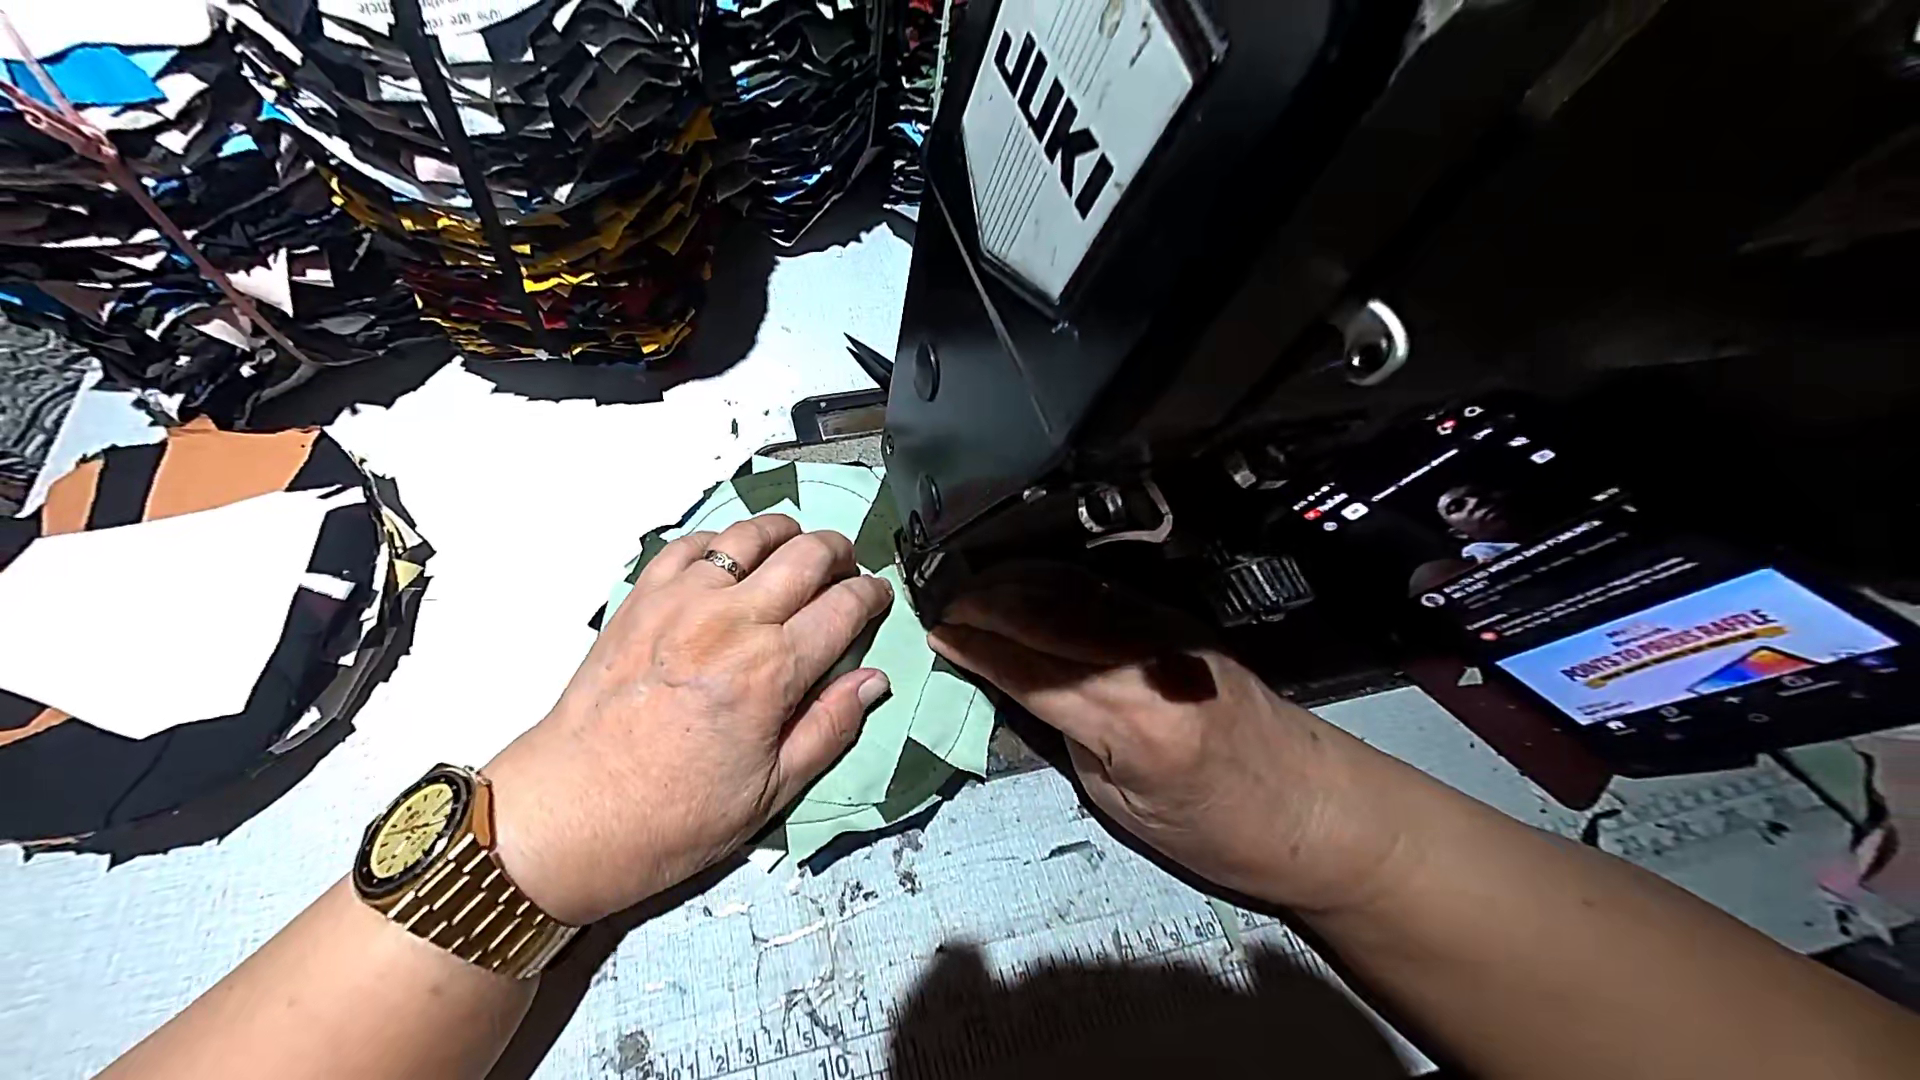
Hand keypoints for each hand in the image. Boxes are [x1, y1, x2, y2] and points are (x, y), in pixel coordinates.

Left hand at [484, 514, 892, 924]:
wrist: (565, 817)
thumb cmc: (672, 817)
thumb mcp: (772, 791)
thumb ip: (831, 727)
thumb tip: (874, 680)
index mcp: (771, 671)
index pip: (845, 606)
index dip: (873, 594)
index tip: (878, 596)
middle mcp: (731, 621)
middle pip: (808, 554)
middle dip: (840, 552)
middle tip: (845, 569)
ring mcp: (681, 602)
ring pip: (751, 535)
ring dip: (787, 533)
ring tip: (796, 549)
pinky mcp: (641, 599)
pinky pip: (691, 544)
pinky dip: (722, 542)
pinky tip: (731, 561)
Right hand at [929, 566, 1414, 914]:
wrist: (1314, 806)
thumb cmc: (1214, 829)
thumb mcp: (1119, 801)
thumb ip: (1067, 731)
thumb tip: (1020, 683)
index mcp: (1126, 721)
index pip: (1027, 667)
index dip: (975, 646)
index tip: (937, 633)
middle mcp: (1144, 661)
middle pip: (1044, 615)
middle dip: (985, 604)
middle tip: (944, 604)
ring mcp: (1165, 632)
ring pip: (1071, 591)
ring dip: (1014, 584)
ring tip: (974, 588)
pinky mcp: (1179, 621)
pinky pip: (1102, 591)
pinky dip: (1054, 583)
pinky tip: (1030, 584)